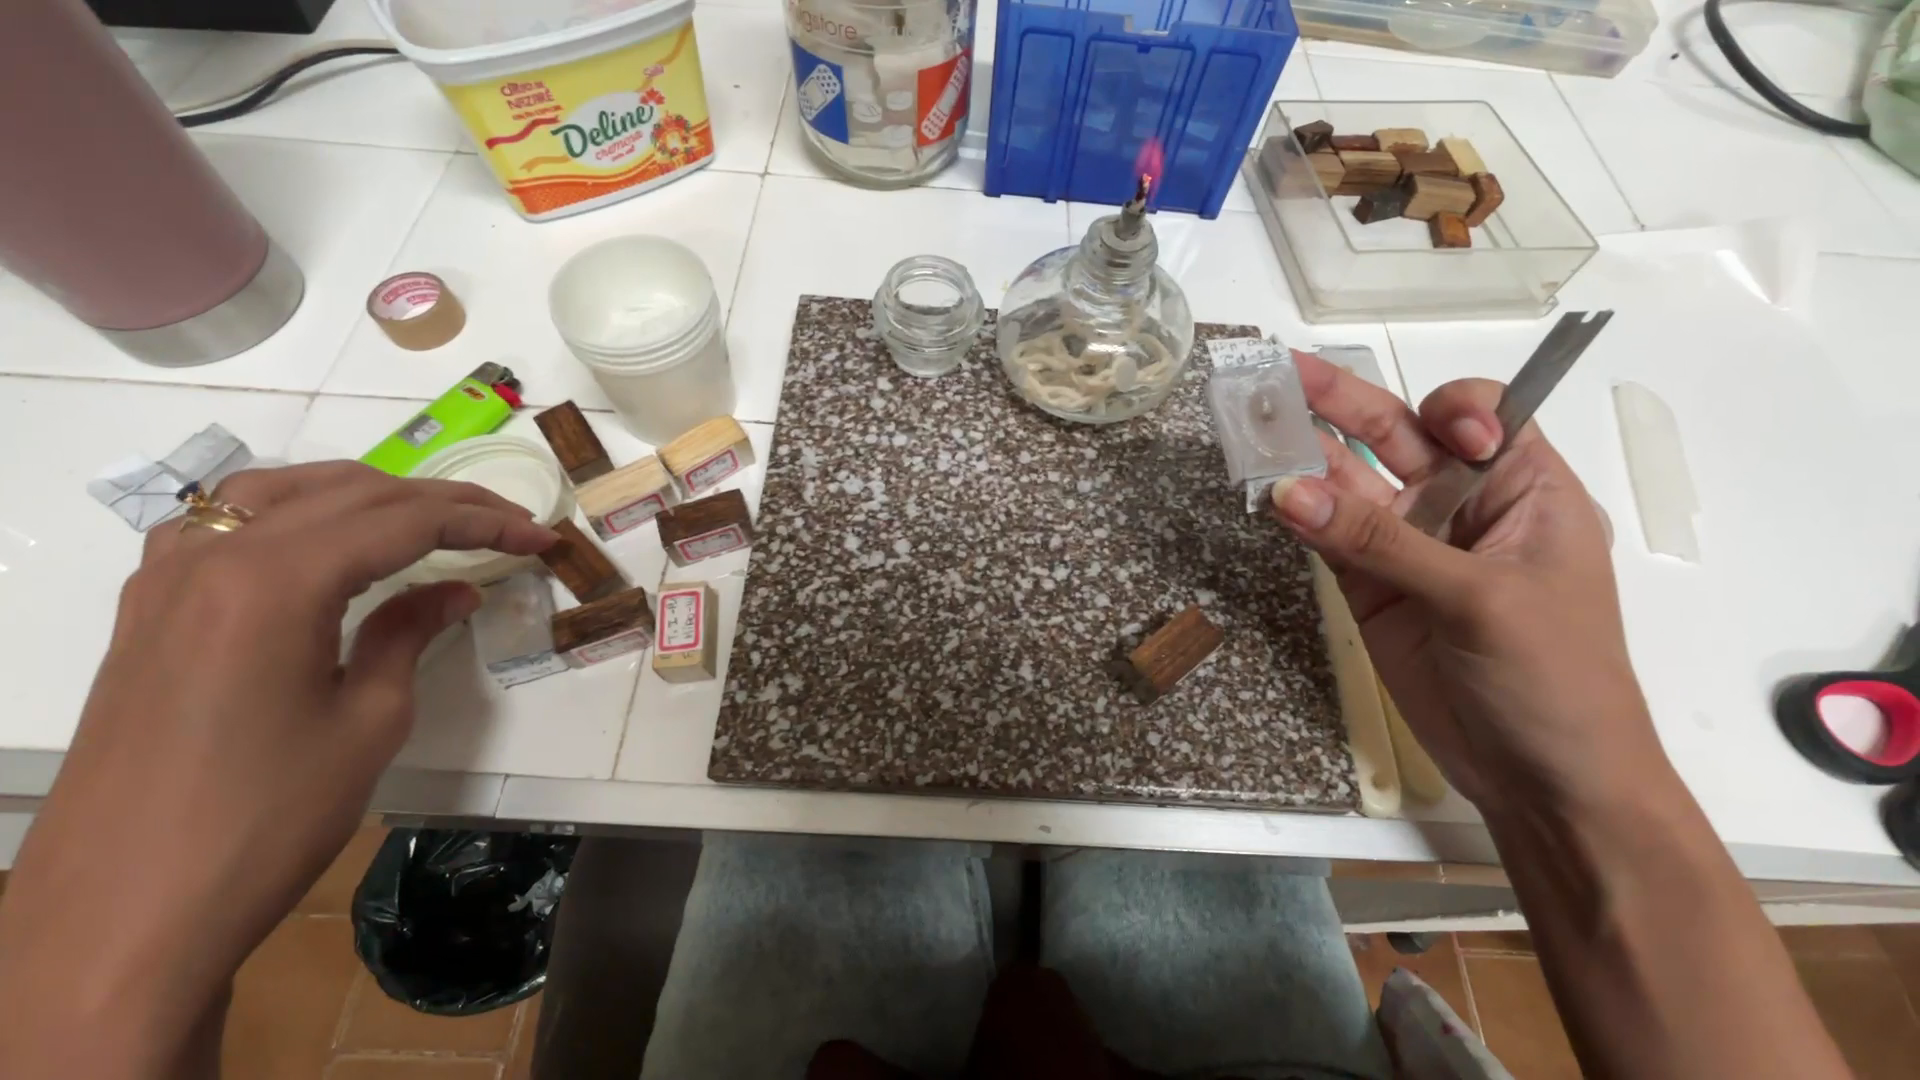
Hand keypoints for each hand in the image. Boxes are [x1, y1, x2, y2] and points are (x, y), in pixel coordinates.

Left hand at [0, 463, 556, 1075]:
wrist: (123, 912)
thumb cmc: (268, 818)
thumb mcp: (368, 722)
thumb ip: (409, 634)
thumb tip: (453, 589)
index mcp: (274, 583)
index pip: (402, 522)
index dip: (482, 521)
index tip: (540, 534)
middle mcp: (213, 557)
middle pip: (346, 493)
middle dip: (438, 501)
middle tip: (505, 520)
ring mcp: (166, 579)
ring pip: (278, 491)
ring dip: (363, 493)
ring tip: (425, 516)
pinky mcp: (146, 610)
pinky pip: (221, 523)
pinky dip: (289, 512)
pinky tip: (318, 539)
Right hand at [1271, 354, 1667, 815]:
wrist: (1544, 781)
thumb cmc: (1552, 678)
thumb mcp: (1480, 599)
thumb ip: (1380, 543)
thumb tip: (1285, 492)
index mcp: (1526, 492)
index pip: (1486, 416)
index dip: (1453, 412)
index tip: (1440, 440)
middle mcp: (1462, 508)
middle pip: (1399, 438)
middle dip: (1345, 404)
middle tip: (1283, 373)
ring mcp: (1409, 548)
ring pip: (1350, 485)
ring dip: (1304, 456)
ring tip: (1252, 423)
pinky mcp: (1370, 589)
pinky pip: (1328, 538)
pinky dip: (1296, 516)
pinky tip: (1265, 492)